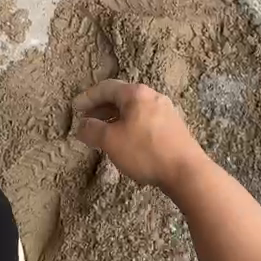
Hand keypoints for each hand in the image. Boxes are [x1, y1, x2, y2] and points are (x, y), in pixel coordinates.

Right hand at [71, 80, 210, 191]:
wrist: (186, 171)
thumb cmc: (145, 151)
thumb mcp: (111, 141)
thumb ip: (93, 130)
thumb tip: (82, 125)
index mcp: (136, 94)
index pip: (106, 88)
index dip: (87, 98)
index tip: (74, 109)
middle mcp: (152, 96)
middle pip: (121, 97)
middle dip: (101, 109)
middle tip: (86, 120)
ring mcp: (166, 111)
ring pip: (134, 110)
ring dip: (115, 119)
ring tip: (103, 134)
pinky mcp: (173, 127)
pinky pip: (145, 120)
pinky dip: (130, 126)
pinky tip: (126, 142)